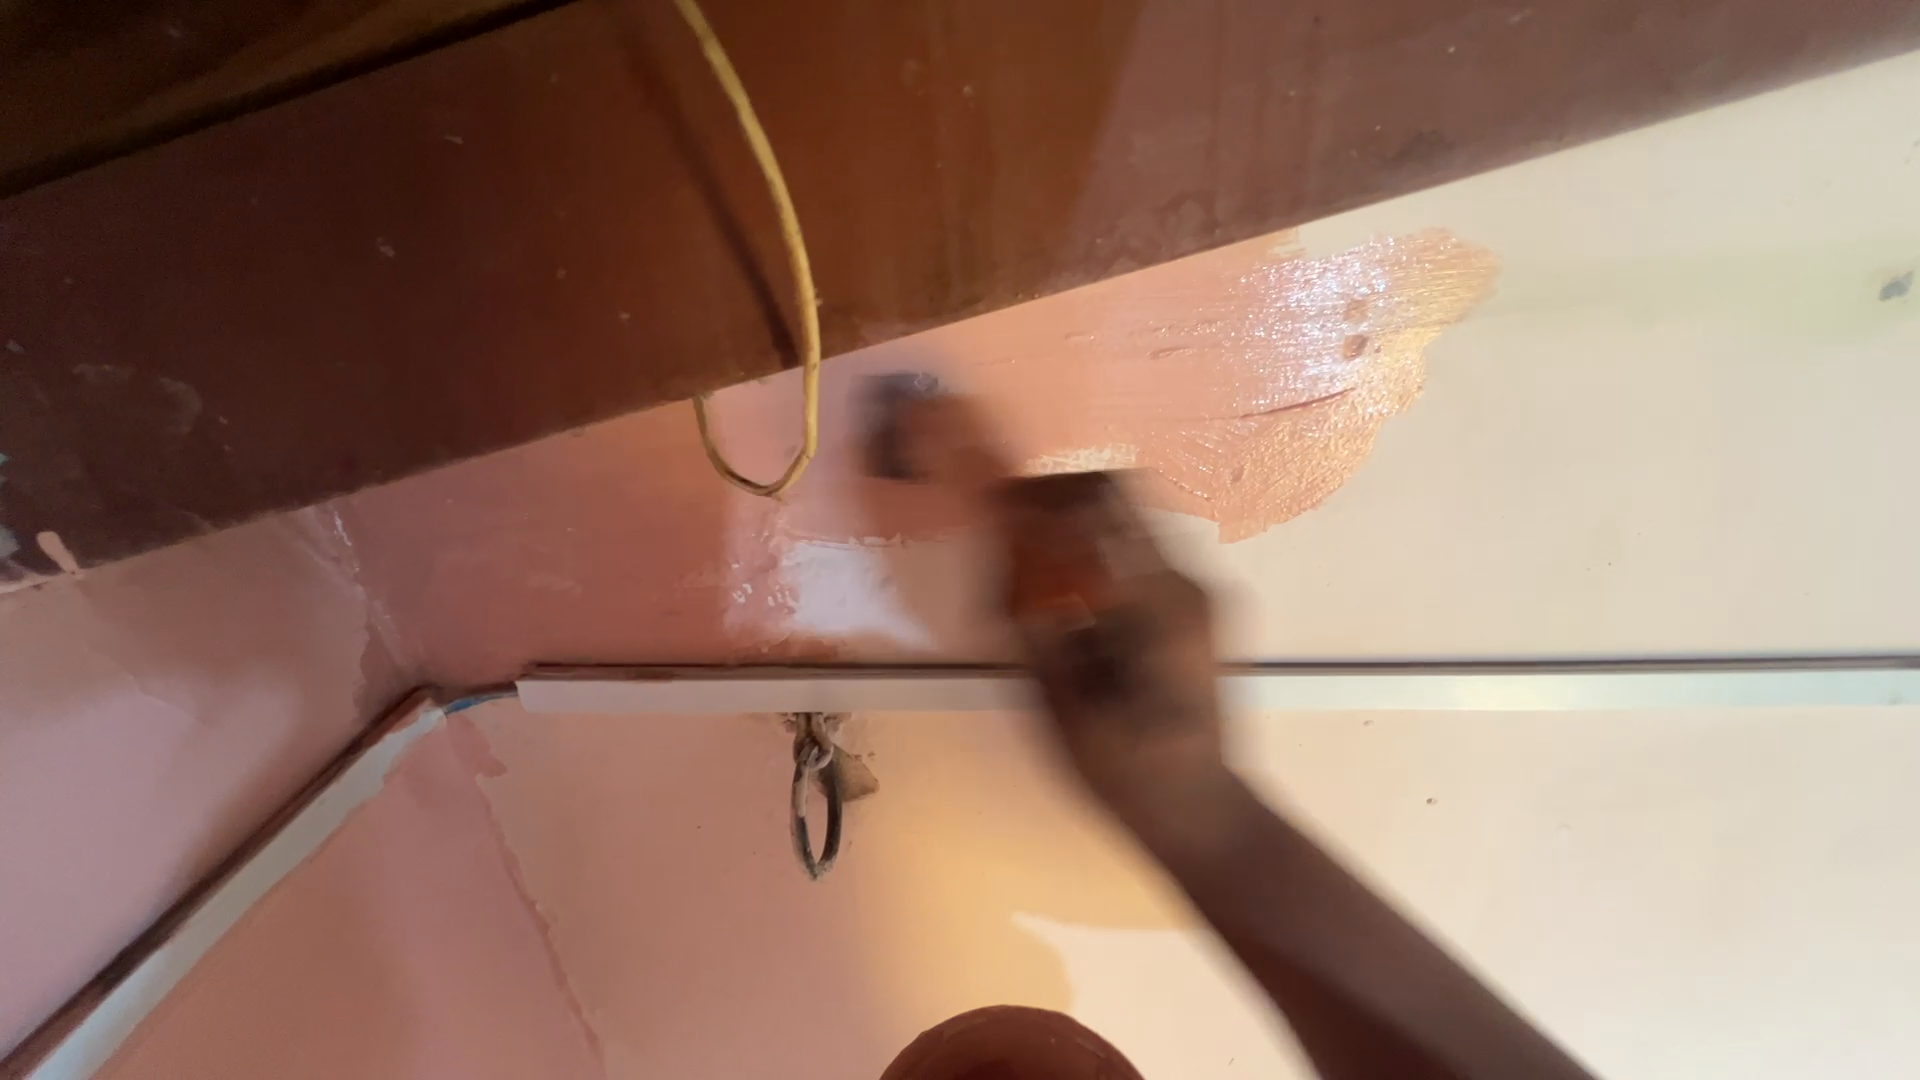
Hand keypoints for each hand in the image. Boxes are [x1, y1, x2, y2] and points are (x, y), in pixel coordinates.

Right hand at [995, 472, 1229, 828]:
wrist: (1201, 808)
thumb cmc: (1123, 770)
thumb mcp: (1061, 702)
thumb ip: (1035, 624)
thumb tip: (1006, 557)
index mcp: (1152, 605)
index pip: (1095, 505)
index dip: (1040, 492)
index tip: (1000, 497)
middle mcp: (1186, 582)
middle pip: (1118, 493)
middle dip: (1058, 497)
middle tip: (1016, 523)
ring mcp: (1204, 590)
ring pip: (1132, 516)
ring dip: (1080, 523)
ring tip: (1041, 561)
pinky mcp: (1205, 604)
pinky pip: (1145, 550)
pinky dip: (1103, 551)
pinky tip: (1078, 593)